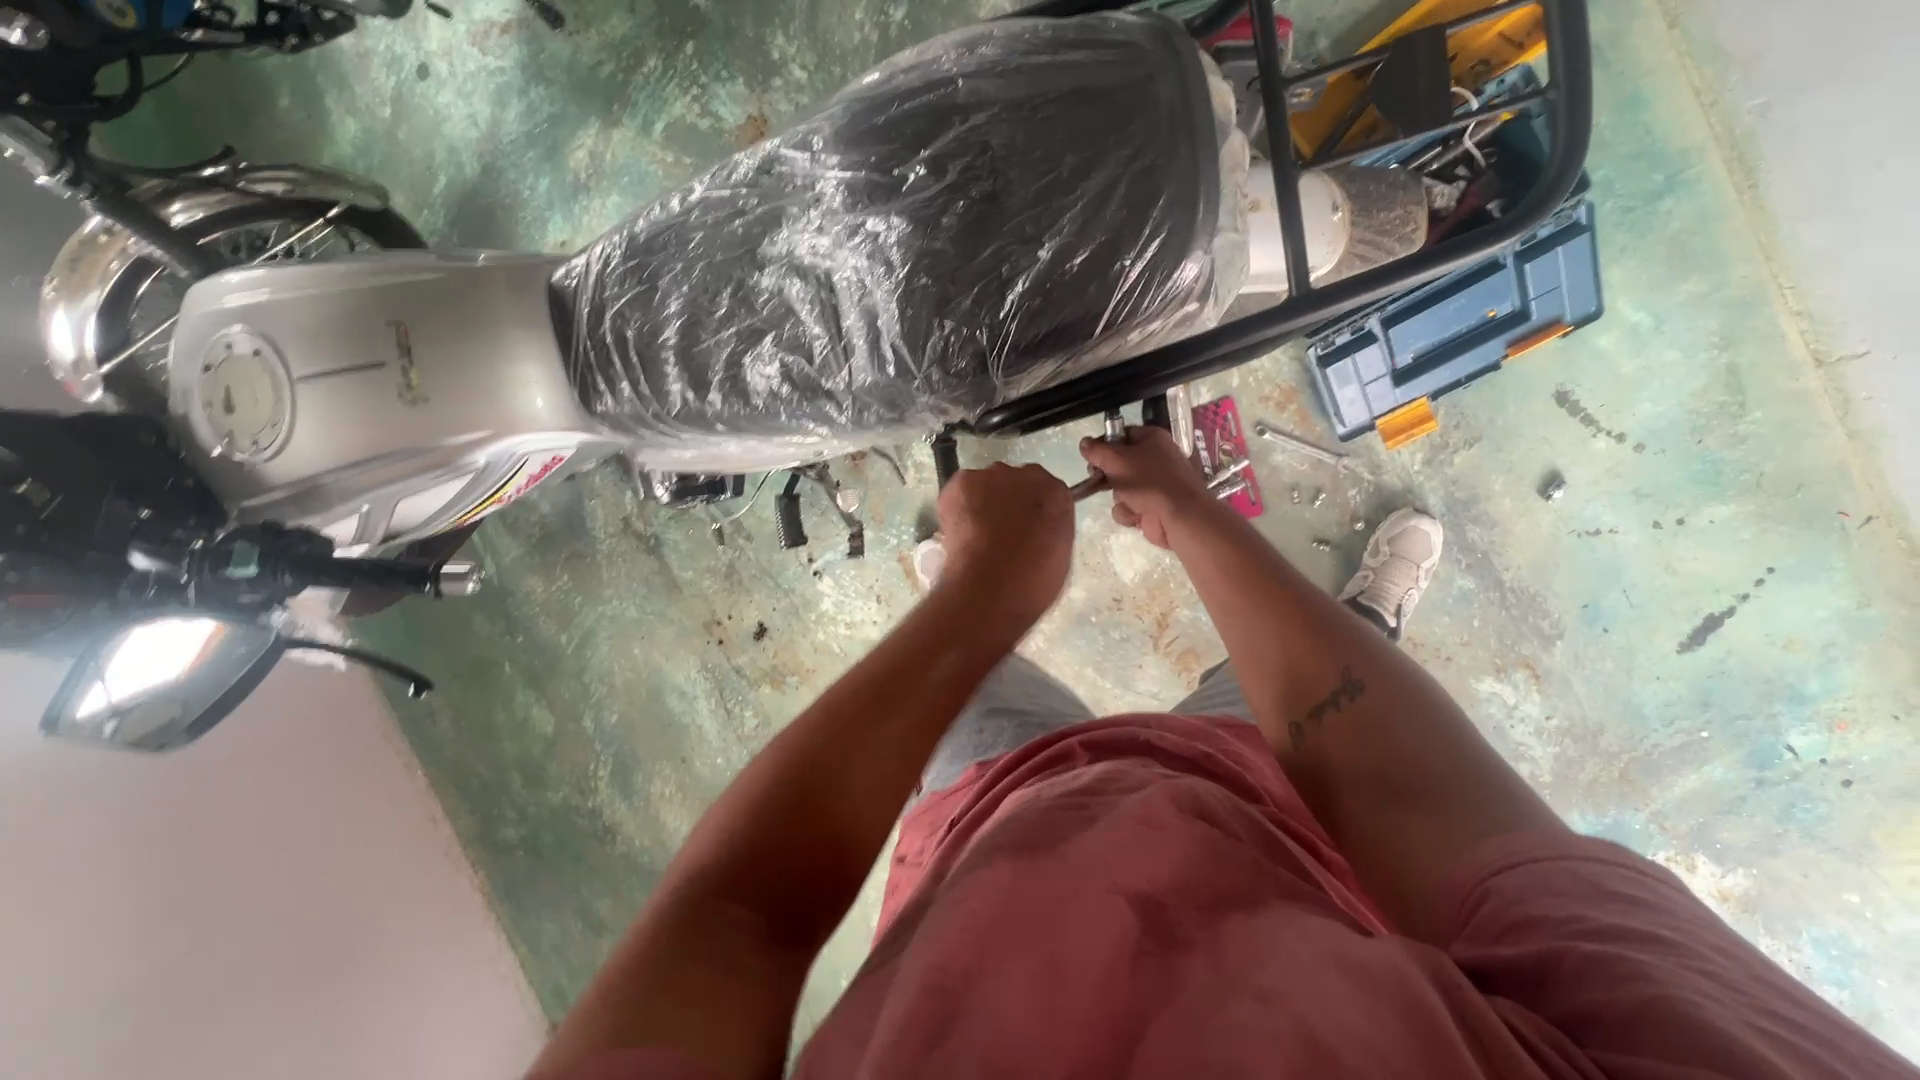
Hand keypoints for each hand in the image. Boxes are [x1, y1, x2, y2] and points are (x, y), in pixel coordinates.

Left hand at [935, 463, 1074, 629]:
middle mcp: (1028, 475)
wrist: (994, 584)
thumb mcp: (1057, 555)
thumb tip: (1033, 532)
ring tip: (975, 536)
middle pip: (1014, 483)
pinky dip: (957, 508)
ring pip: (985, 485)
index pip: (1044, 492)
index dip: (1030, 510)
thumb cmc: (1032, 581)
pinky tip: (959, 533)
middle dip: (1006, 502)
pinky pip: (959, 492)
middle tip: (999, 533)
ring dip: (981, 503)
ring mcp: (993, 476)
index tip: (1023, 527)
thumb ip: (1048, 531)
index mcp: (1057, 494)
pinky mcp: (962, 483)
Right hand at [1079, 427, 1210, 548]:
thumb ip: (1097, 450)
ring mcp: (1153, 485)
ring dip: (1118, 496)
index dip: (1104, 444)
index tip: (1089, 454)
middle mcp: (1154, 459)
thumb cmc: (1149, 481)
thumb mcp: (1117, 460)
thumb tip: (1083, 442)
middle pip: (1118, 463)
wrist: (1178, 516)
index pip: (1121, 434)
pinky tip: (1136, 514)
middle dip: (1107, 474)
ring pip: (1119, 487)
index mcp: (1152, 439)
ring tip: (1128, 499)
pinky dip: (1129, 512)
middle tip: (1099, 477)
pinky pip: (1127, 506)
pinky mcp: (1150, 507)